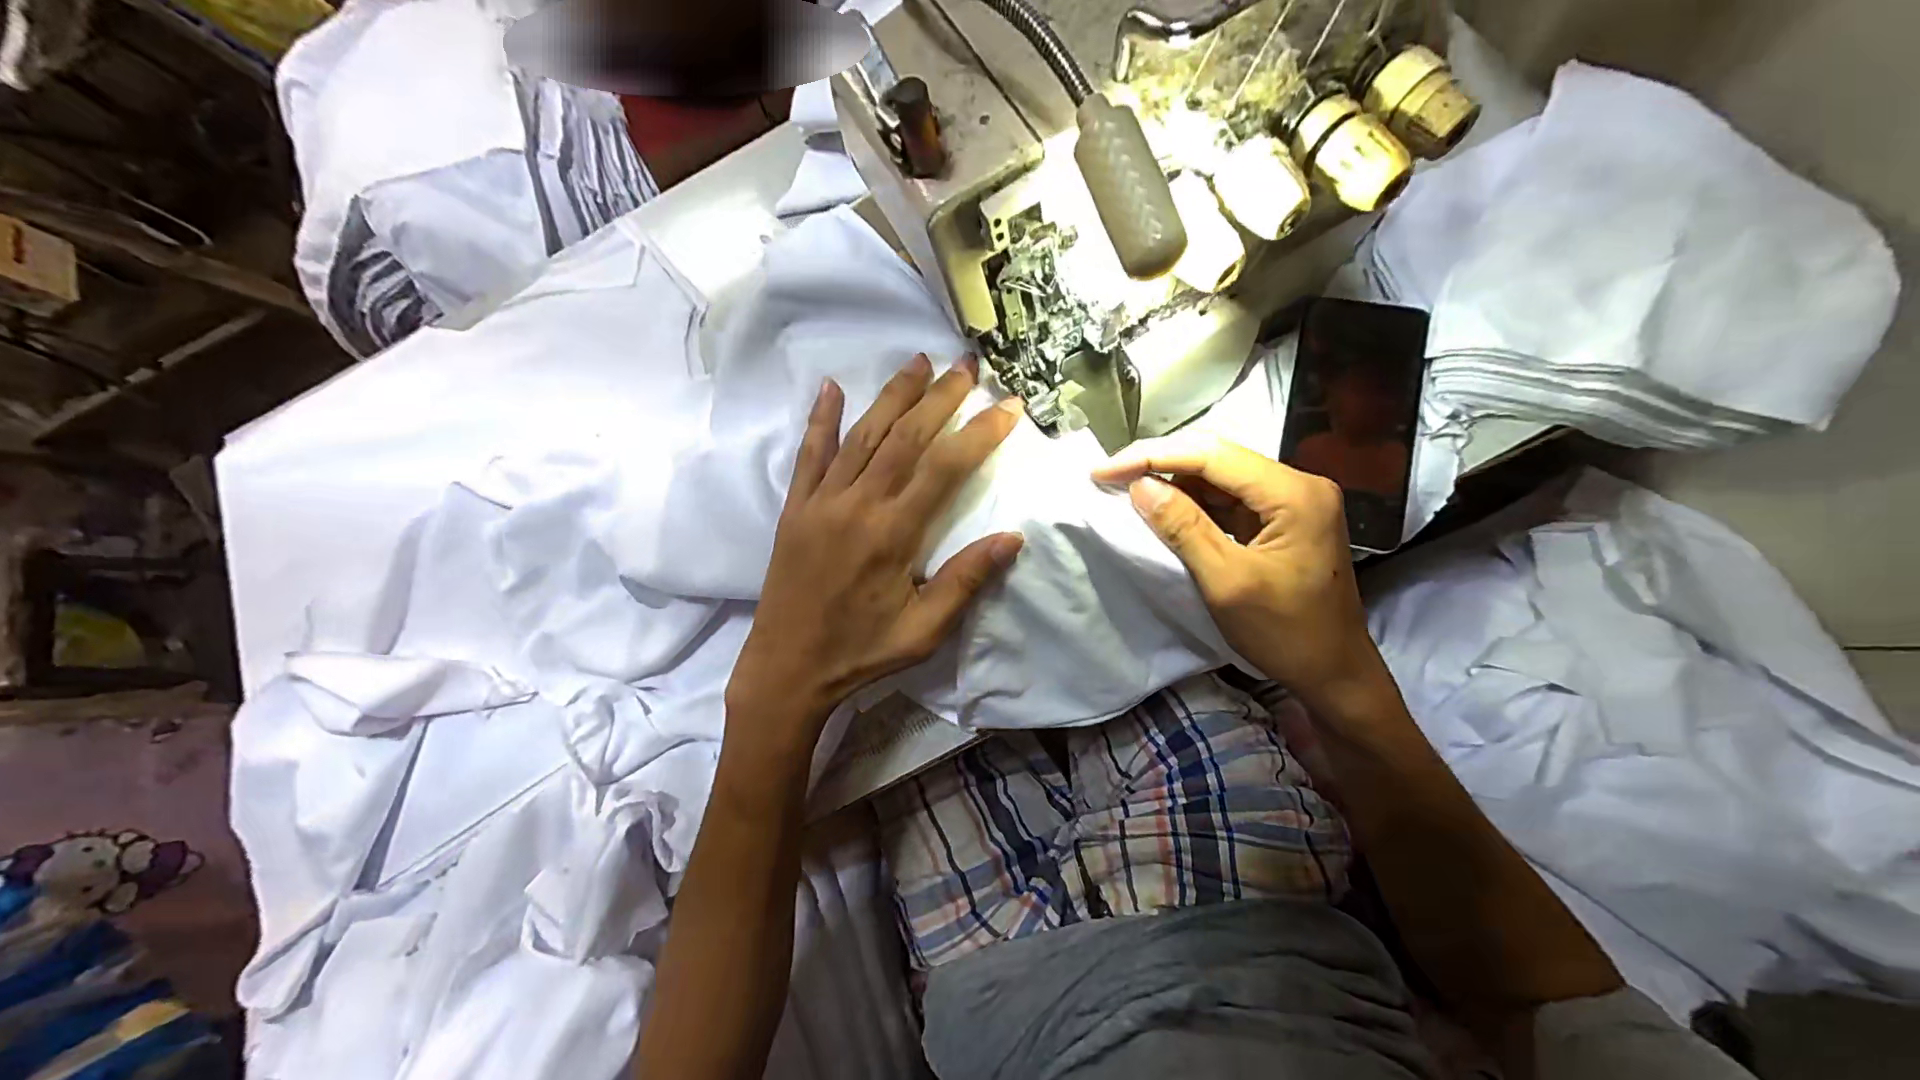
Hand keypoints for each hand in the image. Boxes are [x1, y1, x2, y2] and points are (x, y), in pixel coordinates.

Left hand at [726, 354, 1024, 766]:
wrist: (786, 668)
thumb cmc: (861, 652)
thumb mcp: (923, 630)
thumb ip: (965, 580)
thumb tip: (1012, 538)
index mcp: (893, 533)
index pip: (945, 467)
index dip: (980, 433)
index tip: (1009, 406)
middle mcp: (857, 504)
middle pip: (905, 436)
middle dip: (940, 397)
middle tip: (967, 367)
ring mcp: (821, 501)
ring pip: (862, 435)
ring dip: (892, 396)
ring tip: (918, 362)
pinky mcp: (795, 508)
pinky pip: (809, 454)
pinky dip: (821, 419)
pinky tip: (831, 388)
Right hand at [1092, 433, 1381, 708]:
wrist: (1334, 673)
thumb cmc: (1285, 634)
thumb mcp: (1226, 582)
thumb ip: (1183, 528)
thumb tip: (1139, 487)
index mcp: (1294, 493)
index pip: (1212, 456)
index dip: (1152, 457)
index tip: (1104, 471)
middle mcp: (1298, 484)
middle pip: (1217, 457)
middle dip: (1160, 463)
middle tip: (1109, 476)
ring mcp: (1292, 500)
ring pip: (1220, 475)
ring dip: (1174, 481)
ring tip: (1127, 488)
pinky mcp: (1283, 517)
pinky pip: (1230, 497)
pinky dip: (1194, 501)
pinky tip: (1163, 506)